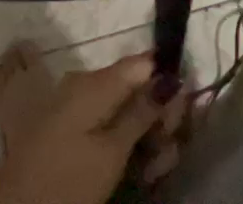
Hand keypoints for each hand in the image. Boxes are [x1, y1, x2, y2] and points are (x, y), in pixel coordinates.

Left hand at [0, 53, 181, 203]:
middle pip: (134, 87)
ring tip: (149, 170)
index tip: (178, 117)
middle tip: (164, 152)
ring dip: (140, 134)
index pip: (145, 64)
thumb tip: (170, 77)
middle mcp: (84, 82)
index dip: (166, 86)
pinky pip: (102, 118)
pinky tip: (131, 167)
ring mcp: (72, 101)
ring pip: (121, 107)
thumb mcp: (113, 151)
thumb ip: (143, 112)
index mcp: (97, 82)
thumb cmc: (68, 178)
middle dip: (155, 117)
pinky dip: (119, 139)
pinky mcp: (64, 122)